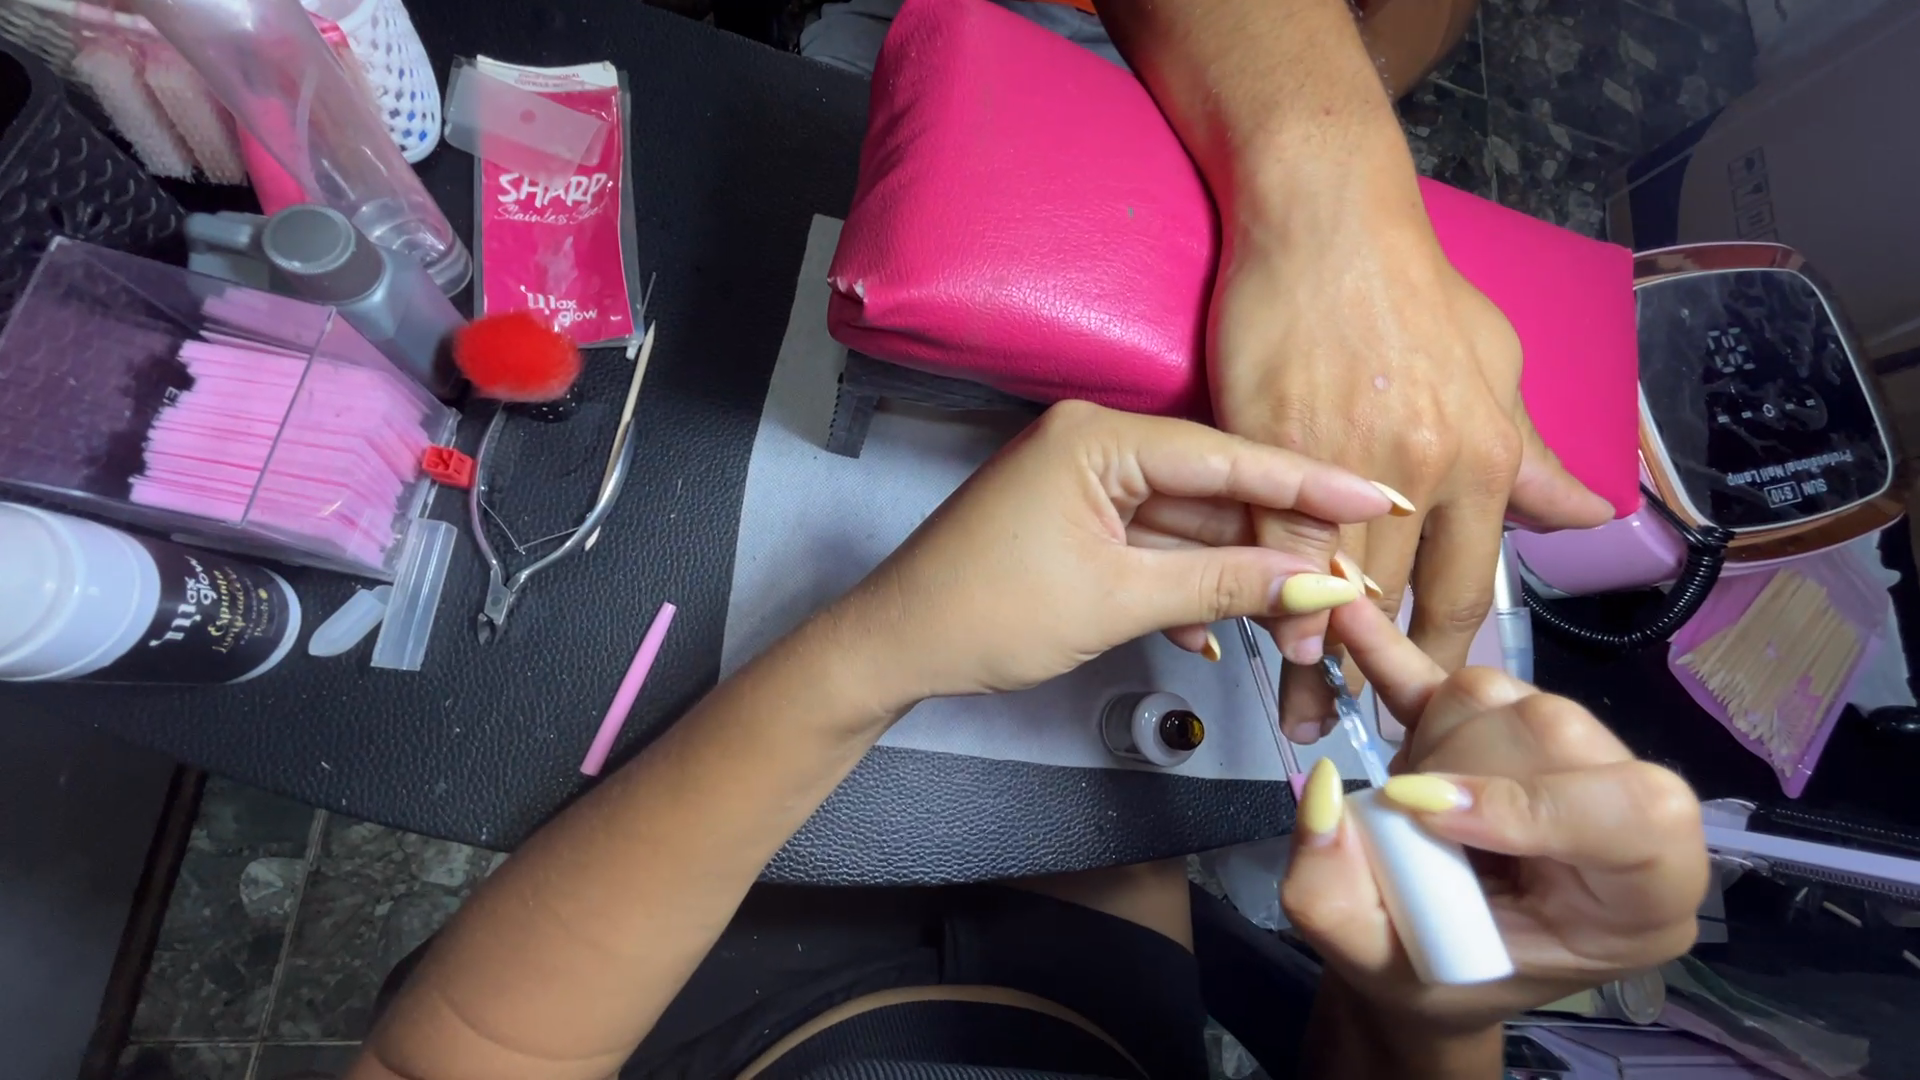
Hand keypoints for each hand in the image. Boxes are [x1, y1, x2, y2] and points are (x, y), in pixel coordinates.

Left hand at [828, 401, 1392, 707]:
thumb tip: (1317, 585)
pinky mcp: (1076, 521)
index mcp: (1098, 438)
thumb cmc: (990, 615)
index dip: (1309, 481)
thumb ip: (1221, 585)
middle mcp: (1095, 444)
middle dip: (1273, 544)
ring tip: (1299, 620)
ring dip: (1232, 574)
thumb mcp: (1116, 600)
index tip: (1383, 495)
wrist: (898, 646)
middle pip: (1211, 489)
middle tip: (1343, 588)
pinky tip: (1215, 632)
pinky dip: (1181, 584)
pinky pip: (1148, 545)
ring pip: (1184, 524)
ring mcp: (1084, 484)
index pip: (1226, 455)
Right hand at [1209, 206, 1613, 740]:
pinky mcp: (1271, 444)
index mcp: (1482, 456)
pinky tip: (1264, 637)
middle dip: (1374, 672)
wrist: (1324, 225)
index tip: (1420, 686)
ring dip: (1317, 654)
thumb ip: (1529, 450)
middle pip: (1395, 599)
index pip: (1462, 584)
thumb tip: (1580, 514)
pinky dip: (1273, 593)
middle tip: (1352, 725)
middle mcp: (1421, 470)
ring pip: (1333, 583)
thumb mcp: (1491, 358)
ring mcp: (1342, 460)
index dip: (1439, 647)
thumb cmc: (1406, 286)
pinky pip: (1275, 539)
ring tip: (1301, 709)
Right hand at [1281, 600, 1707, 1035]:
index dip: (1528, 799)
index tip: (1416, 808)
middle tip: (1397, 814)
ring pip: (1498, 693)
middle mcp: (1618, 818)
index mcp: (1632, 901)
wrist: (1416, 953)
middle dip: (1452, 764)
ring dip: (1428, 732)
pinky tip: (1353, 616)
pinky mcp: (1489, 728)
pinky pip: (1444, 677)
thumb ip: (1330, 888)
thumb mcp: (1364, 958)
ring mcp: (1556, 760)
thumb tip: (1319, 781)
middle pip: (1552, 731)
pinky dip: (1393, 651)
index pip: (1635, 815)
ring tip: (1398, 791)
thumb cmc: (1415, 971)